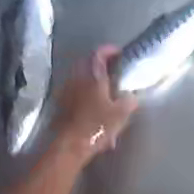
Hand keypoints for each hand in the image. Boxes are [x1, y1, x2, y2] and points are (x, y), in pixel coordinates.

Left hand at [46, 47, 138, 164]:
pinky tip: (94, 103)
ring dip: (92, 78)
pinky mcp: (62, 102)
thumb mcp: (120, 114)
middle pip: (88, 63)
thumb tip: (131, 96)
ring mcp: (67, 89)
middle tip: (114, 70)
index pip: (98, 54)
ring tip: (105, 87)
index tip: (118, 53)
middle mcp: (77, 78)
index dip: (109, 50)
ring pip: (81, 76)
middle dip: (101, 64)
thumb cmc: (97, 125)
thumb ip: (128, 101)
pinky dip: (85, 90)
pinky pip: (75, 89)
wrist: (71, 144)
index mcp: (93, 76)